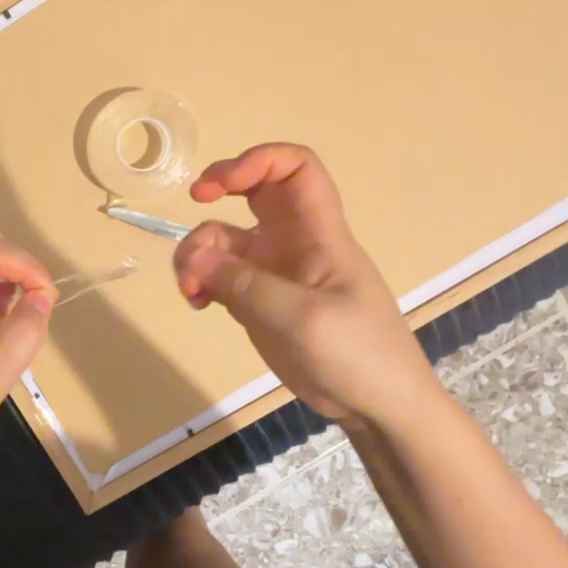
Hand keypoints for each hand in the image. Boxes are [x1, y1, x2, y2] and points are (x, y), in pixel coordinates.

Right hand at [172, 143, 441, 425]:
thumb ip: (245, 285)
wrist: (377, 405)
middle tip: (193, 203)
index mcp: (319, 234)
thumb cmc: (357, 353)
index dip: (257, 162)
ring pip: (225, 241)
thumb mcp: (301, 318)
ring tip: (190, 290)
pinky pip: (220, 278)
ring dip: (198, 253)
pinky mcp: (259, 304)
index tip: (218, 186)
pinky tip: (197, 304)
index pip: (296, 170)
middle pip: (253, 194)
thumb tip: (192, 259)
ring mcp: (274, 274)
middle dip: (219, 190)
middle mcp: (294, 244)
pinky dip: (201, 283)